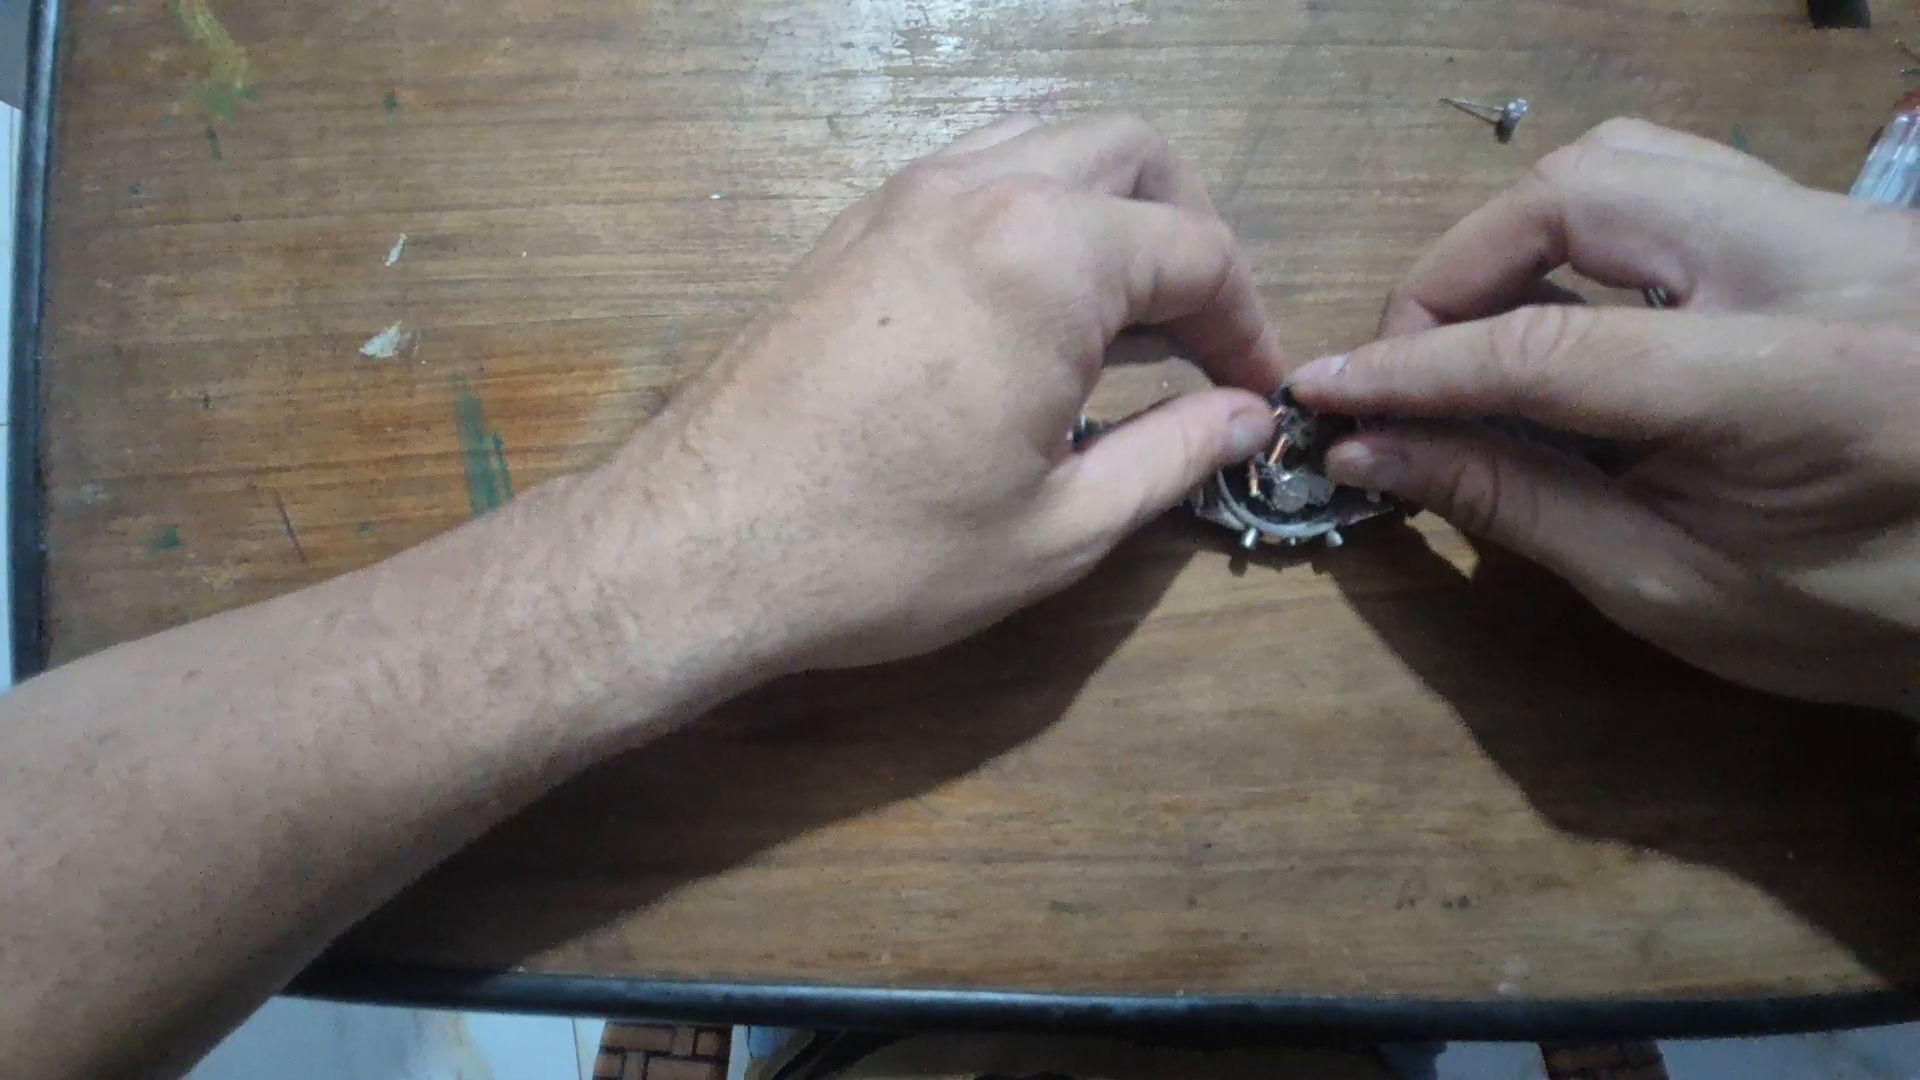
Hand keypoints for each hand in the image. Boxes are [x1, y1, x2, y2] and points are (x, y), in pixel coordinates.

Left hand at [603, 113, 1283, 672]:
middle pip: (1133, 155)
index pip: (1199, 249)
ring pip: (1049, 146)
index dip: (1246, 320)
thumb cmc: (887, 554)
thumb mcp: (1058, 528)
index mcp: (1050, 256)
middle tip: (1198, 335)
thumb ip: (1171, 456)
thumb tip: (1247, 416)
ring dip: (1111, 212)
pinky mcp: (853, 228)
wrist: (703, 549)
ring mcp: (903, 196)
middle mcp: (979, 190)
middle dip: (1189, 235)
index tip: (1253, 388)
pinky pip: (975, 179)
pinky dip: (1034, 217)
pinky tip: (1029, 306)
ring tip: (1123, 314)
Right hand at [1287, 118, 1919, 715]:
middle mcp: (1837, 262)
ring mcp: (1840, 224)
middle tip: (1407, 368)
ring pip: (1616, 165)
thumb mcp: (1657, 581)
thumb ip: (1504, 500)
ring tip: (1465, 338)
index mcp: (1804, 385)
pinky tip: (1542, 308)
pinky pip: (1660, 182)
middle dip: (1450, 278)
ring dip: (1500, 246)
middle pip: (1578, 193)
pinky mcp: (1821, 225)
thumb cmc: (1854, 617)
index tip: (1317, 391)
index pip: (1550, 348)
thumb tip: (1366, 453)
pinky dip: (1562, 236)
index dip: (1409, 370)